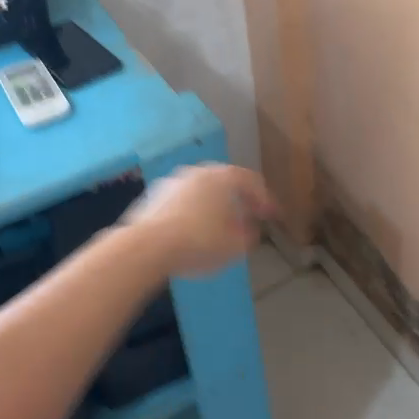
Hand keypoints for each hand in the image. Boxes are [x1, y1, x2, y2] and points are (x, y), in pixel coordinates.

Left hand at [122, 163, 278, 277]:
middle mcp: (201, 171)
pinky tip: (191, 232)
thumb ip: (250, 234)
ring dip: (214, 206)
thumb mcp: (235, 245)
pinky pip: (183, 202)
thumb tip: (252, 229)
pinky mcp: (154, 196)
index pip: (253, 182)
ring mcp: (175, 181)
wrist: (146, 247)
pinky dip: (192, 212)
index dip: (266, 200)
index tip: (273, 216)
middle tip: (247, 218)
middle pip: (226, 183)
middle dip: (238, 201)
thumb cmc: (199, 242)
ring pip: (202, 191)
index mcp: (225, 177)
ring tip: (218, 227)